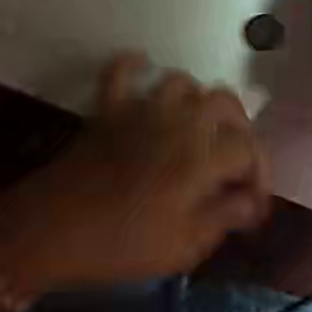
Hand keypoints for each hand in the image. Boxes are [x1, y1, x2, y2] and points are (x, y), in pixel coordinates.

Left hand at [0, 54, 270, 293]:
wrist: (52, 229)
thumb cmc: (121, 245)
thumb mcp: (183, 246)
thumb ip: (223, 216)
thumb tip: (250, 202)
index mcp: (201, 156)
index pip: (249, 149)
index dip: (259, 175)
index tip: (252, 205)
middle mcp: (176, 121)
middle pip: (224, 103)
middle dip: (239, 129)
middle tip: (233, 164)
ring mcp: (138, 110)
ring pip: (181, 82)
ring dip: (197, 100)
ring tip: (199, 129)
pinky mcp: (106, 110)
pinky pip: (120, 72)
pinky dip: (134, 66)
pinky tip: (144, 70)